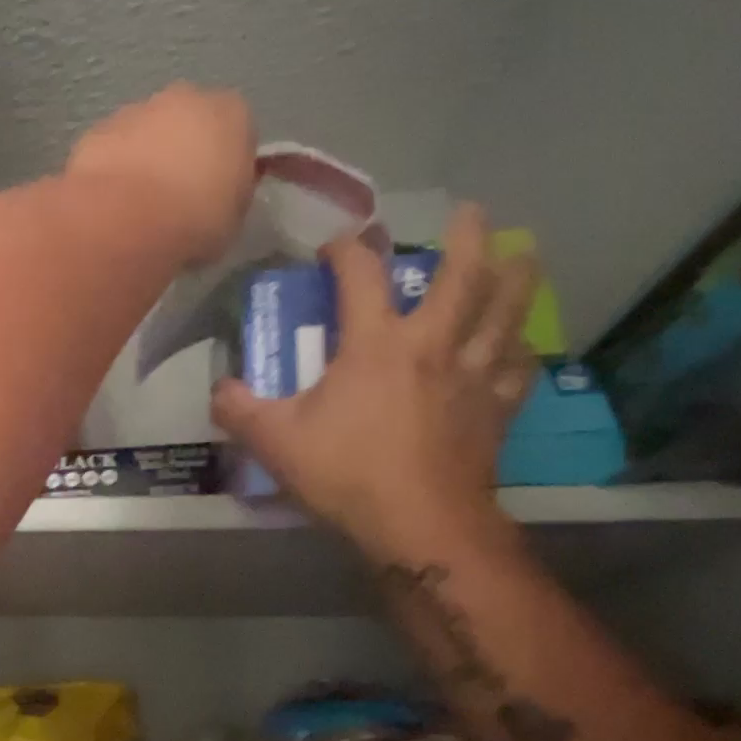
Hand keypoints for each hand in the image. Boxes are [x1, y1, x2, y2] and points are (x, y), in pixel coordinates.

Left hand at [66, 83, 255, 263]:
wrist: (124, 222)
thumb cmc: (193, 221)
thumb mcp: (233, 218)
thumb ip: (230, 194)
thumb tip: (219, 194)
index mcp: (230, 113)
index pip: (237, 130)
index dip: (228, 162)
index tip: (218, 191)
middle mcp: (184, 99)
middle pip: (188, 120)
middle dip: (183, 149)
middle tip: (177, 194)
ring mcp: (135, 110)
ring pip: (146, 131)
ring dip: (145, 156)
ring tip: (137, 203)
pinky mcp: (96, 131)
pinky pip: (112, 148)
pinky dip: (112, 167)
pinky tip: (109, 202)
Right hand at [211, 204, 537, 554]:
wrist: (421, 528)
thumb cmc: (347, 475)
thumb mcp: (274, 441)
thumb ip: (239, 409)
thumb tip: (218, 390)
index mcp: (375, 344)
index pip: (361, 274)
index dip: (345, 250)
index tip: (333, 246)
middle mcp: (431, 346)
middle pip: (462, 276)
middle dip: (466, 237)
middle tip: (470, 212)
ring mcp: (472, 376)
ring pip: (505, 314)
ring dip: (516, 278)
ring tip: (522, 255)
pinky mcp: (496, 411)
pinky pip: (519, 369)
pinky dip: (520, 350)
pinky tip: (518, 345)